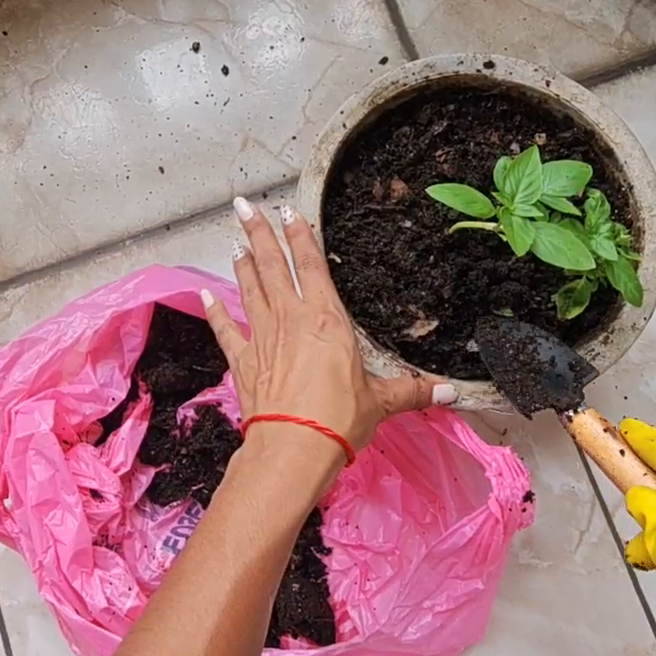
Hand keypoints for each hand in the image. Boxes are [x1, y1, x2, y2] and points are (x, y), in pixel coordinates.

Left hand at [202, 197, 454, 453]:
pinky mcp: (243, 362)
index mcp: (326, 320)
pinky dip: (215, 312)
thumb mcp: (381, 401)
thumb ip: (412, 390)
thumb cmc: (338, 420)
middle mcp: (290, 320)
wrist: (293, 448)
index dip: (300, 237)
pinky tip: (205, 296)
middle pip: (272, 267)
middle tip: (244, 207)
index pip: (311, 266)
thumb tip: (450, 391)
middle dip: (259, 234)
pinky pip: (226, 330)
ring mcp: (262, 338)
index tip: (289, 212)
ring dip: (242, 264)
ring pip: (249, 289)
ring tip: (236, 242)